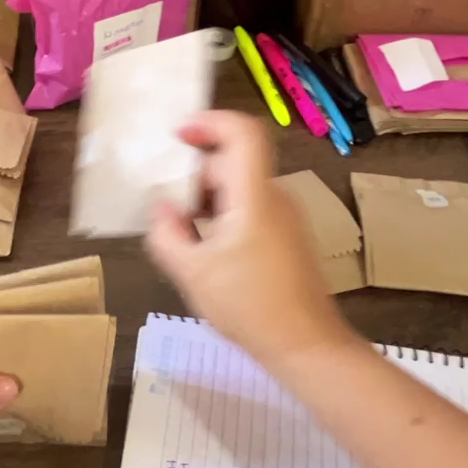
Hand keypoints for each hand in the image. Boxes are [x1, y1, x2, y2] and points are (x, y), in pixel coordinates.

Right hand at [145, 110, 359, 365]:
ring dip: (207, 200)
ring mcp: (285, 218)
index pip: (241, 133)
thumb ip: (167, 235)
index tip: (177, 136)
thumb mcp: (192, 273)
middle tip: (167, 206)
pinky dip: (223, 217)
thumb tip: (162, 209)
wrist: (305, 345)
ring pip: (240, 188)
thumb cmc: (249, 307)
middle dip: (195, 176)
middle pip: (233, 162)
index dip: (209, 123)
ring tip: (183, 233)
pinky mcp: (287, 238)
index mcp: (254, 197)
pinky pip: (250, 210)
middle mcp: (274, 198)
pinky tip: (207, 251)